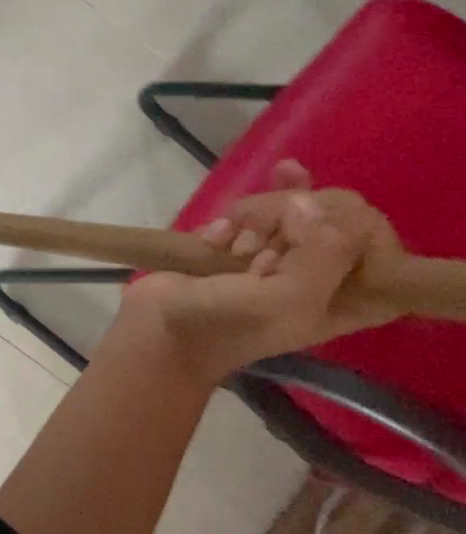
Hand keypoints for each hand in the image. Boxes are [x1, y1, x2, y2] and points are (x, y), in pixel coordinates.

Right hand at [119, 160, 404, 383]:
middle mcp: (331, 270)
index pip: (375, 233)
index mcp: (360, 292)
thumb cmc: (228, 325)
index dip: (340, 223)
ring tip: (229, 242)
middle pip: (333, 210)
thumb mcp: (287, 299)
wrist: (159, 332)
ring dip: (256, 215)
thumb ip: (320, 252)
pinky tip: (214, 234)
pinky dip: (233, 215)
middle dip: (289, 215)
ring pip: (294, 205)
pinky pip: (258, 210)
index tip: (299, 235)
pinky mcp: (249, 245)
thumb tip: (305, 201)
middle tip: (251, 238)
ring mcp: (289, 256)